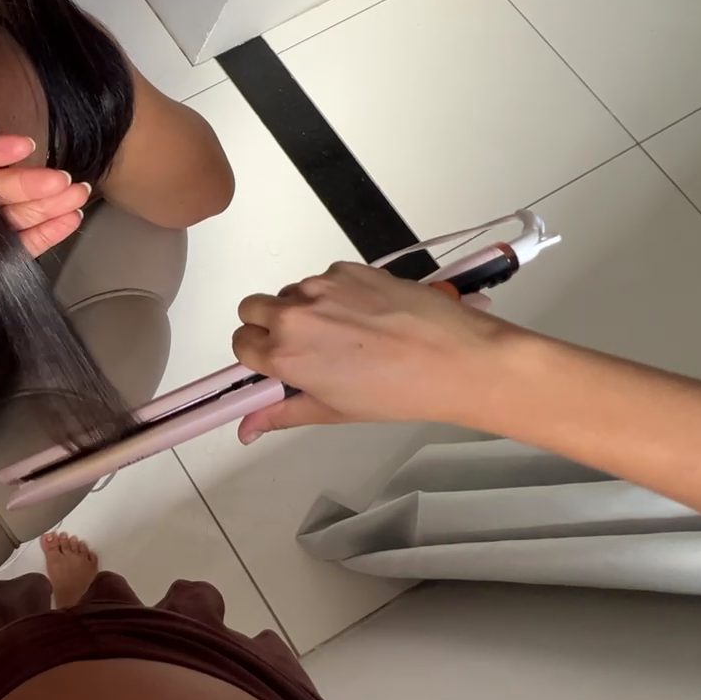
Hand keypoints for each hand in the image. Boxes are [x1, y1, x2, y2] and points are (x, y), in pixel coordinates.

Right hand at [230, 262, 518, 443]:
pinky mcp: (346, 269)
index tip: (276, 360)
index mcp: (284, 355)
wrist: (460, 360)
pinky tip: (365, 313)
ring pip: (289, 292)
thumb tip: (245, 431)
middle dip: (266, 323)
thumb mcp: (333, 410)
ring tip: (345, 329)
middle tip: (302, 341)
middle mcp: (293, 316)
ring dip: (303, 307)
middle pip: (251, 308)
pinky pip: (322, 278)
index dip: (256, 352)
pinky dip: (334, 292)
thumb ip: (280, 414)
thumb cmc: (399, 392)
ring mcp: (320, 287)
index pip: (240, 343)